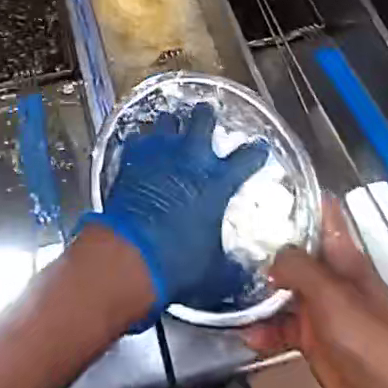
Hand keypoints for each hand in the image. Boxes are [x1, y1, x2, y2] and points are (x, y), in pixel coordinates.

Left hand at [78, 103, 268, 323]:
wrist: (128, 253)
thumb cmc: (176, 262)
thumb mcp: (214, 273)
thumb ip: (231, 268)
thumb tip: (243, 275)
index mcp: (218, 181)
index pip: (247, 157)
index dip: (256, 151)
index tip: (259, 147)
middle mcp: (191, 158)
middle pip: (203, 120)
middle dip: (207, 114)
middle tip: (207, 112)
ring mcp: (158, 153)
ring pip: (167, 121)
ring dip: (171, 123)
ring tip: (172, 124)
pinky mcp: (131, 158)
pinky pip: (138, 139)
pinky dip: (141, 142)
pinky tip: (141, 146)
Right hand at [242, 200, 387, 387]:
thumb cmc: (368, 341)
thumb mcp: (332, 295)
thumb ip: (298, 267)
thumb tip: (269, 256)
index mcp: (344, 257)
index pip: (324, 213)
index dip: (298, 195)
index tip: (262, 182)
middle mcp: (331, 277)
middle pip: (296, 249)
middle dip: (266, 240)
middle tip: (226, 228)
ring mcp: (320, 309)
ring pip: (283, 287)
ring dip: (258, 286)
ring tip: (223, 277)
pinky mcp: (310, 339)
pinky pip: (280, 326)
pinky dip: (262, 328)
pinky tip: (242, 331)